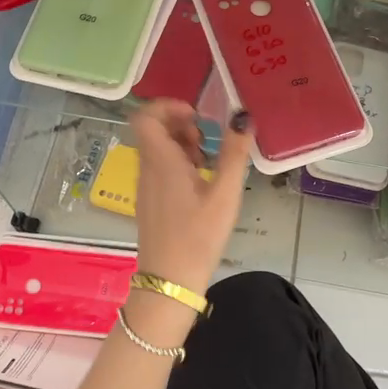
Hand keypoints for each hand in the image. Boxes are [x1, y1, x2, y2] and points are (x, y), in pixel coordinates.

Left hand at [128, 99, 251, 293]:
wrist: (170, 282)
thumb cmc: (198, 236)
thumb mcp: (224, 194)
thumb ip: (234, 153)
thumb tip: (242, 117)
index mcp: (160, 161)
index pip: (145, 115)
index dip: (169, 106)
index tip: (198, 116)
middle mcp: (146, 169)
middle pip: (154, 130)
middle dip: (182, 126)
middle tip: (208, 141)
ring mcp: (145, 187)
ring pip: (157, 150)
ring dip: (182, 147)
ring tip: (209, 164)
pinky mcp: (150, 203)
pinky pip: (159, 169)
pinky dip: (178, 166)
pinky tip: (201, 186)